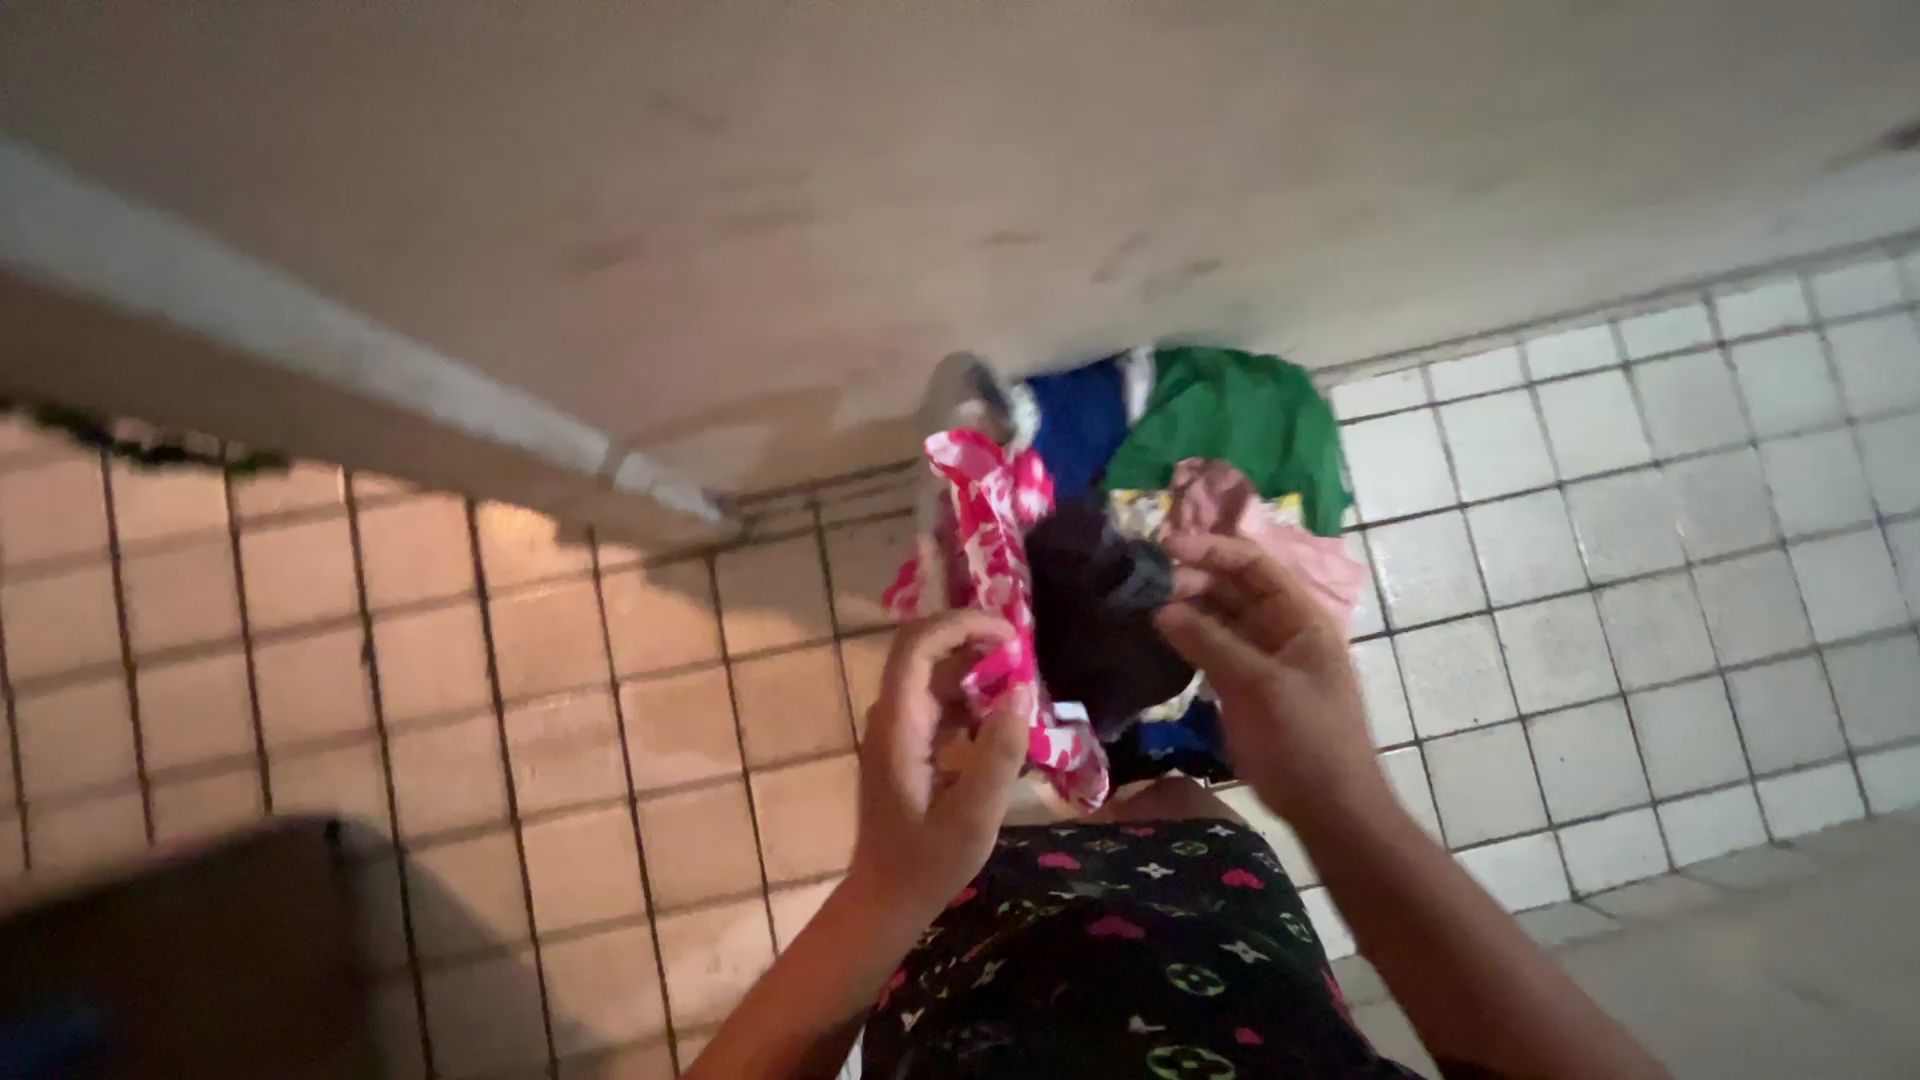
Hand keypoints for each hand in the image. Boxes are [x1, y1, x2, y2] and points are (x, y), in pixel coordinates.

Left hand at [850, 611, 1029, 916]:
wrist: (885, 898)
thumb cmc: (926, 863)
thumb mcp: (973, 817)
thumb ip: (998, 754)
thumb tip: (1020, 694)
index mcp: (899, 725)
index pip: (916, 647)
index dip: (960, 626)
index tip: (1009, 634)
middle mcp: (891, 715)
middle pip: (924, 651)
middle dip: (971, 639)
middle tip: (1020, 650)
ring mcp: (897, 728)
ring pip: (934, 674)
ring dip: (975, 667)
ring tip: (1020, 679)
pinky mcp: (907, 743)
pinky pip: (939, 701)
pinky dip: (971, 697)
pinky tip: (1002, 717)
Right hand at [1153, 533, 1390, 825]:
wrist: (1328, 808)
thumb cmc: (1306, 740)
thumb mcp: (1259, 685)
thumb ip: (1209, 642)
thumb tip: (1160, 609)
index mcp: (1300, 618)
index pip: (1254, 565)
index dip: (1211, 549)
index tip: (1165, 548)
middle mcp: (1279, 629)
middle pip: (1232, 587)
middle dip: (1192, 578)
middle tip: (1146, 584)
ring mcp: (1260, 657)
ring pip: (1217, 617)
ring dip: (1184, 607)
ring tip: (1143, 604)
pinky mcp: (1241, 684)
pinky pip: (1210, 648)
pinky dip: (1185, 638)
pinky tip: (1156, 635)